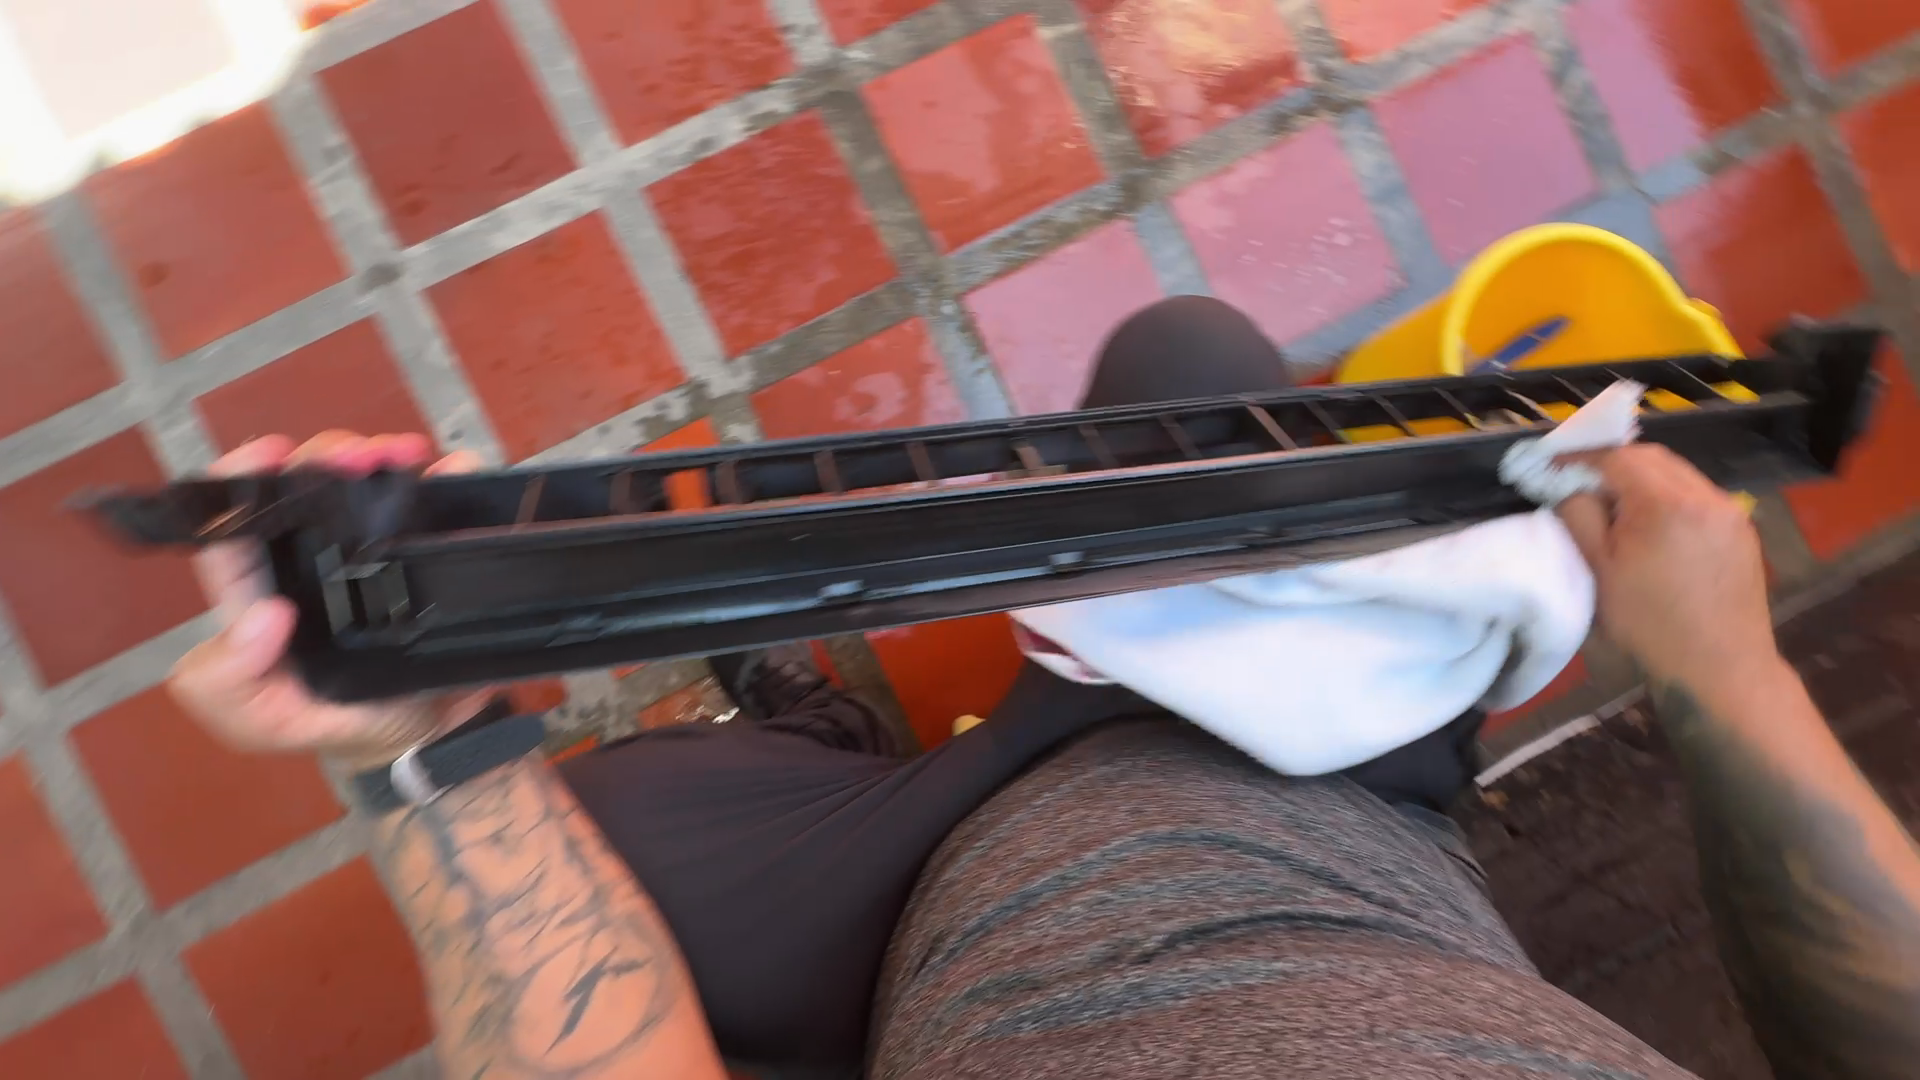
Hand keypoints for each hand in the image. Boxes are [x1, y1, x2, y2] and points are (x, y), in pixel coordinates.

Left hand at [168, 431, 492, 765]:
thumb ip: (229, 687)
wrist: (439, 733)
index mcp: (269, 595)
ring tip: (408, 452)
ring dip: (389, 460)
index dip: (244, 482)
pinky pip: (446, 511)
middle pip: (314, 494)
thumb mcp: (265, 724)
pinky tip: (459, 467)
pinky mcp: (439, 560)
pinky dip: (454, 480)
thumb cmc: (346, 722)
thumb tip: (265, 614)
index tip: (274, 452)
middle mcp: (321, 565)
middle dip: (330, 460)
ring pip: (376, 491)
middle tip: (362, 453)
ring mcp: (385, 560)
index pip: (240, 533)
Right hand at [1555, 444, 1780, 697]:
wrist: (1716, 661)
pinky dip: (1662, 493)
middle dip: (1609, 460)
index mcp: (1666, 504)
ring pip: (1676, 473)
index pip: (1618, 457)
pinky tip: (1643, 519)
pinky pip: (1694, 494)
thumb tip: (1568, 487)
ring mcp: (1730, 512)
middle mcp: (1707, 497)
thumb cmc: (1644, 617)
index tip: (1548, 465)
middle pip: (1652, 457)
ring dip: (1637, 475)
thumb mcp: (1595, 565)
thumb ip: (1578, 515)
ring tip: (1605, 499)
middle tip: (1572, 476)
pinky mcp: (1739, 530)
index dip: (1579, 456)